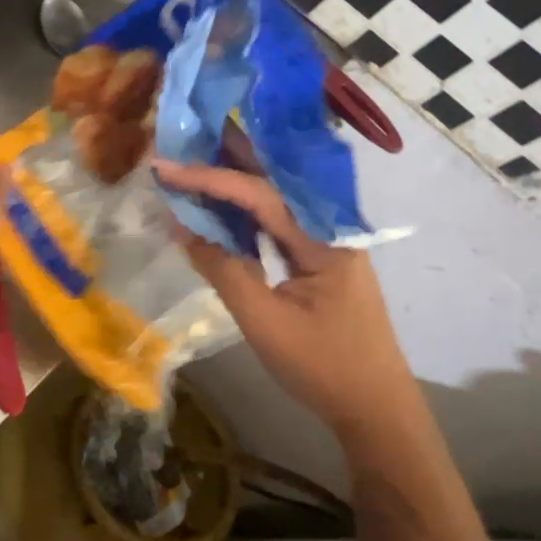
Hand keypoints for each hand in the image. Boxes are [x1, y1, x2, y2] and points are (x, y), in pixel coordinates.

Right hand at [154, 161, 417, 441]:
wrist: (377, 412)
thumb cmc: (323, 367)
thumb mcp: (263, 321)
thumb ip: (222, 267)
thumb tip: (180, 225)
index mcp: (325, 238)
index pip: (259, 192)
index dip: (208, 177)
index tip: (164, 167)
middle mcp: (330, 230)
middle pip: (275, 178)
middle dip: (231, 152)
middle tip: (187, 128)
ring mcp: (327, 243)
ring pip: (276, 197)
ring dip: (236, 176)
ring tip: (194, 155)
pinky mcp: (318, 259)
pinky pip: (277, 220)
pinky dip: (245, 207)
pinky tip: (218, 204)